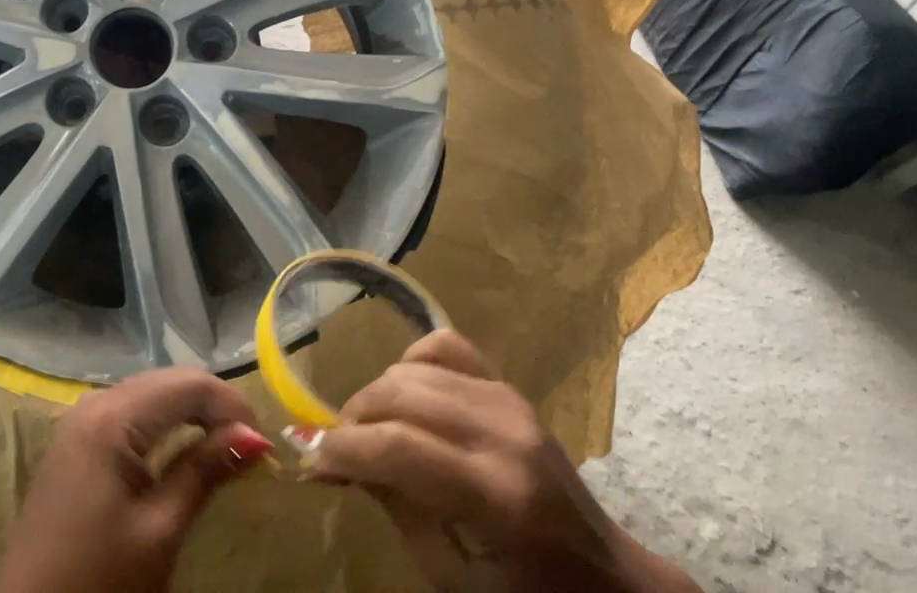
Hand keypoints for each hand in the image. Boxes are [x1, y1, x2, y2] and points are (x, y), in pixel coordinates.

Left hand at [0, 368, 272, 592]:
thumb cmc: (99, 580)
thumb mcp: (160, 530)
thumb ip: (204, 472)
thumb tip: (255, 436)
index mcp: (111, 418)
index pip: (187, 384)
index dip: (231, 406)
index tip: (262, 446)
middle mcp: (93, 404)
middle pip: (167, 382)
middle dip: (212, 406)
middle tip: (249, 450)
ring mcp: (79, 422)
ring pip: (149, 394)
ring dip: (189, 413)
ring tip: (224, 452)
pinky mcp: (75, 444)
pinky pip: (129, 414)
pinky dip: (163, 425)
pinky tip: (182, 453)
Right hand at [300, 331, 699, 592]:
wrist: (605, 576)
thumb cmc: (523, 591)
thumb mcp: (449, 573)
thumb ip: (391, 505)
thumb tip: (324, 461)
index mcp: (497, 496)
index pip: (396, 447)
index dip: (341, 449)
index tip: (311, 461)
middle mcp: (504, 435)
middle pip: (398, 396)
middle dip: (353, 421)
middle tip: (340, 454)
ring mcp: (511, 402)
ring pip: (412, 370)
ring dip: (376, 397)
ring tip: (370, 431)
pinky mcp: (511, 388)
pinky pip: (445, 347)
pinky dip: (412, 363)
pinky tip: (406, 395)